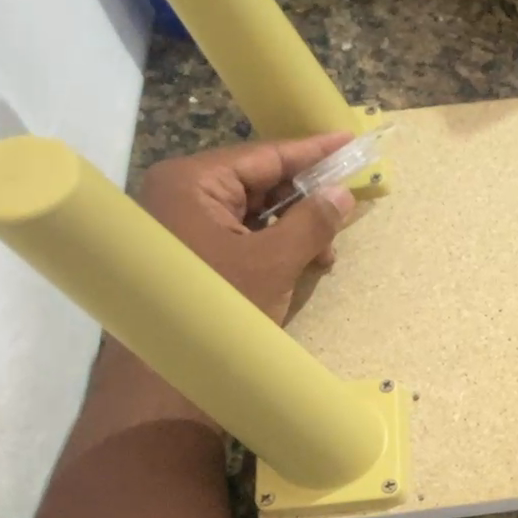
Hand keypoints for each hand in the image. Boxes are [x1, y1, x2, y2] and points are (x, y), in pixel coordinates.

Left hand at [137, 134, 357, 324]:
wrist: (169, 375)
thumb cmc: (219, 309)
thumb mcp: (273, 264)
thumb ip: (311, 224)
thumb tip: (342, 195)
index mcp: (192, 183)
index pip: (263, 156)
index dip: (311, 152)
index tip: (348, 143)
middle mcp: (182, 195)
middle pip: (256, 183)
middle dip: (304, 199)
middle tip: (345, 206)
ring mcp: (183, 226)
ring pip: (251, 214)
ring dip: (293, 229)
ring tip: (325, 252)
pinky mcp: (192, 256)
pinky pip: (240, 238)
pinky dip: (273, 247)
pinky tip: (301, 262)